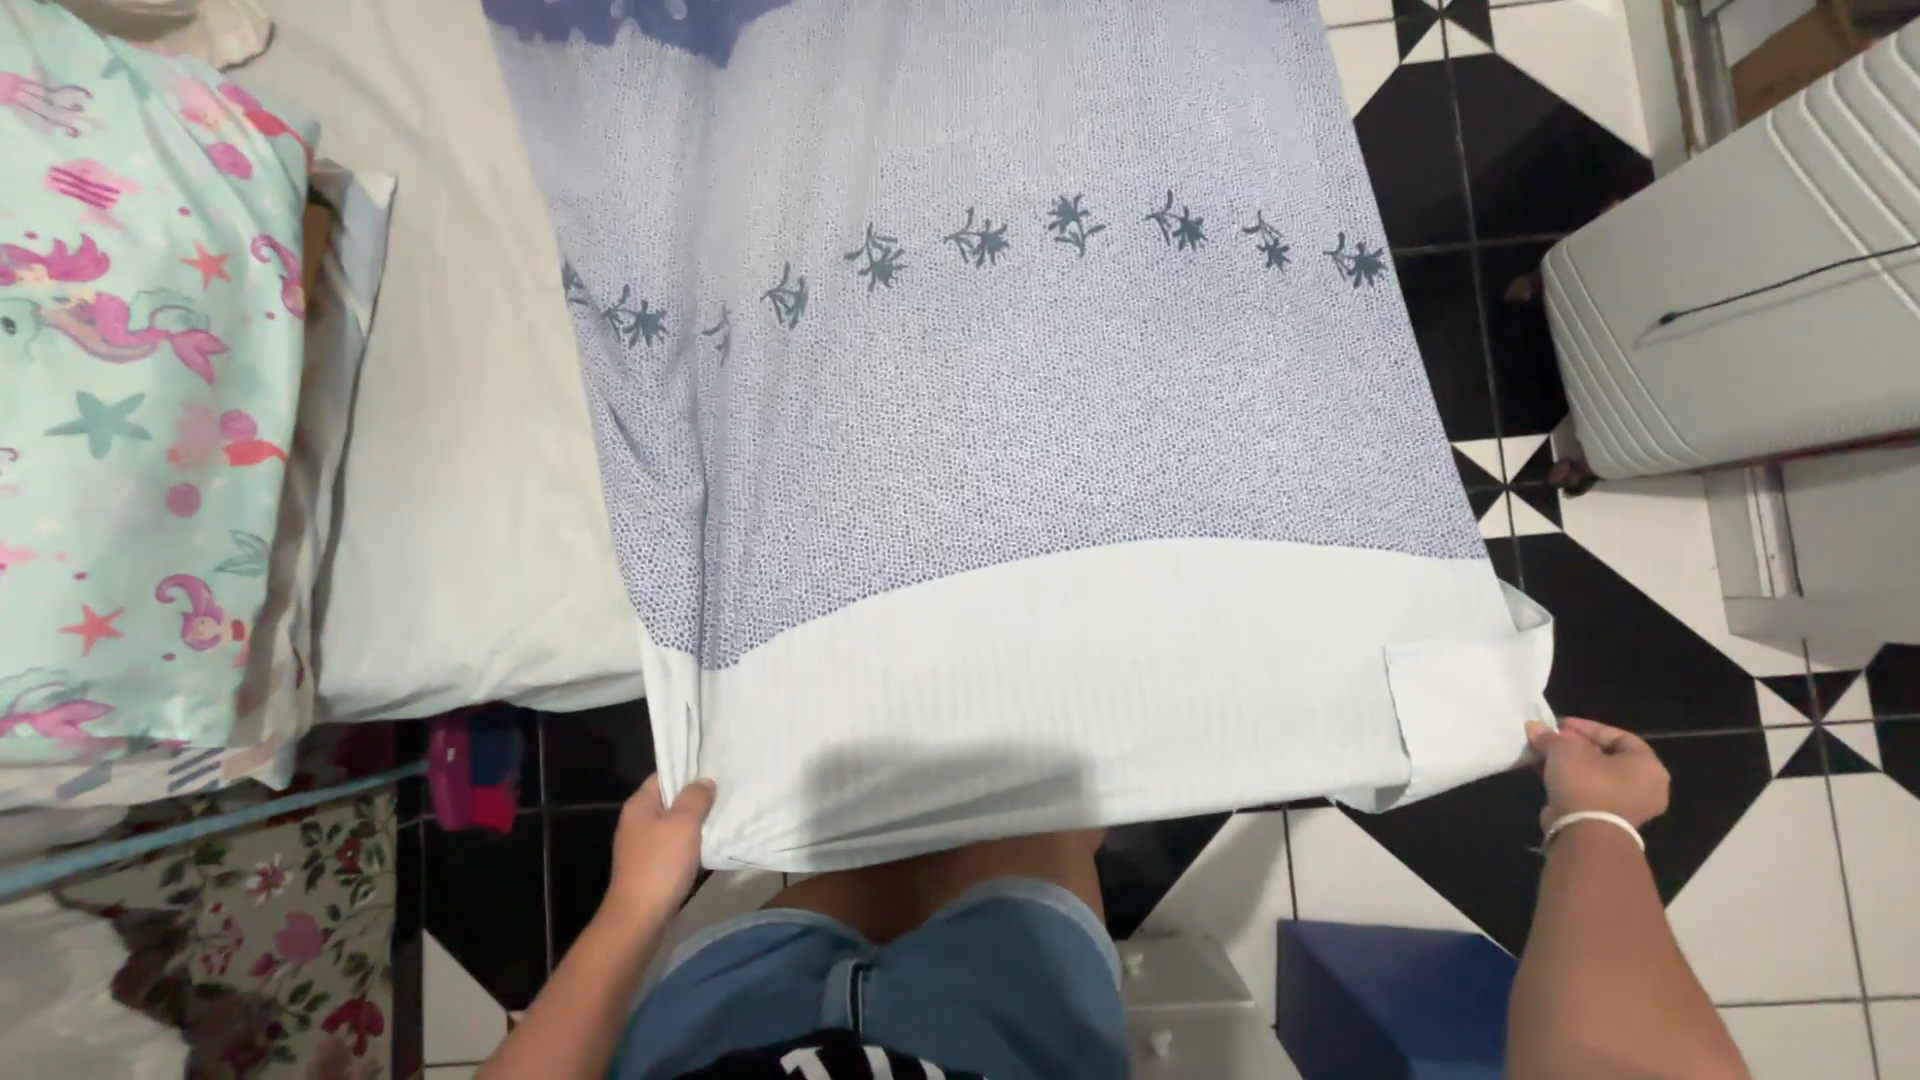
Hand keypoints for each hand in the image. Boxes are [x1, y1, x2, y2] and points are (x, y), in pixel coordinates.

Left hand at [603, 775, 715, 922]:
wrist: (638, 918)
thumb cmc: (660, 864)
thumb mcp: (683, 824)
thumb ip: (695, 797)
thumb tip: (704, 781)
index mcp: (639, 805)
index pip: (664, 774)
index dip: (688, 770)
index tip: (715, 768)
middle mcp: (637, 821)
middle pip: (670, 799)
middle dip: (696, 796)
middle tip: (726, 790)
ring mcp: (642, 845)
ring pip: (674, 822)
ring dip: (696, 820)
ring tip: (723, 813)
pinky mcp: (650, 866)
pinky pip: (674, 844)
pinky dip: (691, 841)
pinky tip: (710, 843)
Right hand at [1525, 716, 1668, 830]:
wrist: (1585, 830)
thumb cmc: (1586, 782)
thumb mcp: (1564, 749)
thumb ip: (1550, 736)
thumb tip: (1534, 727)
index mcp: (1648, 766)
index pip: (1619, 737)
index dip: (1588, 727)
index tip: (1560, 725)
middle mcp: (1646, 786)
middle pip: (1607, 756)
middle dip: (1576, 745)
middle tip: (1552, 739)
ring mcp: (1630, 805)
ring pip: (1596, 775)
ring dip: (1570, 763)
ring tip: (1544, 754)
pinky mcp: (1610, 818)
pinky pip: (1590, 791)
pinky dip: (1570, 780)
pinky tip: (1546, 772)